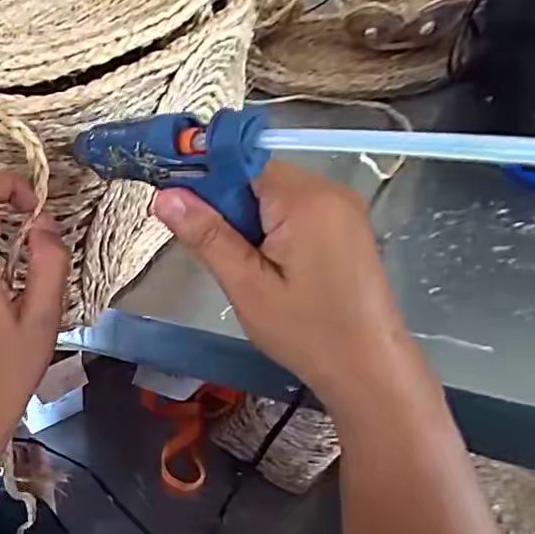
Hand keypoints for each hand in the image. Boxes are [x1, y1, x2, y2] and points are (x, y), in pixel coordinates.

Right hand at [150, 162, 395, 405]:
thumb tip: (165, 194)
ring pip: (275, 197)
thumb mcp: (246, 285)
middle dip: (228, 207)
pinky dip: (271, 231)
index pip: (242, 164)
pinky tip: (268, 268)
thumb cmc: (305, 330)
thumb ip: (207, 235)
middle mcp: (329, 191)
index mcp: (305, 198)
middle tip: (215, 254)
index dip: (206, 182)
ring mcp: (343, 209)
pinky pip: (296, 213)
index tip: (179, 211)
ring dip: (248, 222)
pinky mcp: (347, 228)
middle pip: (259, 179)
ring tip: (244, 268)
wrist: (369, 369)